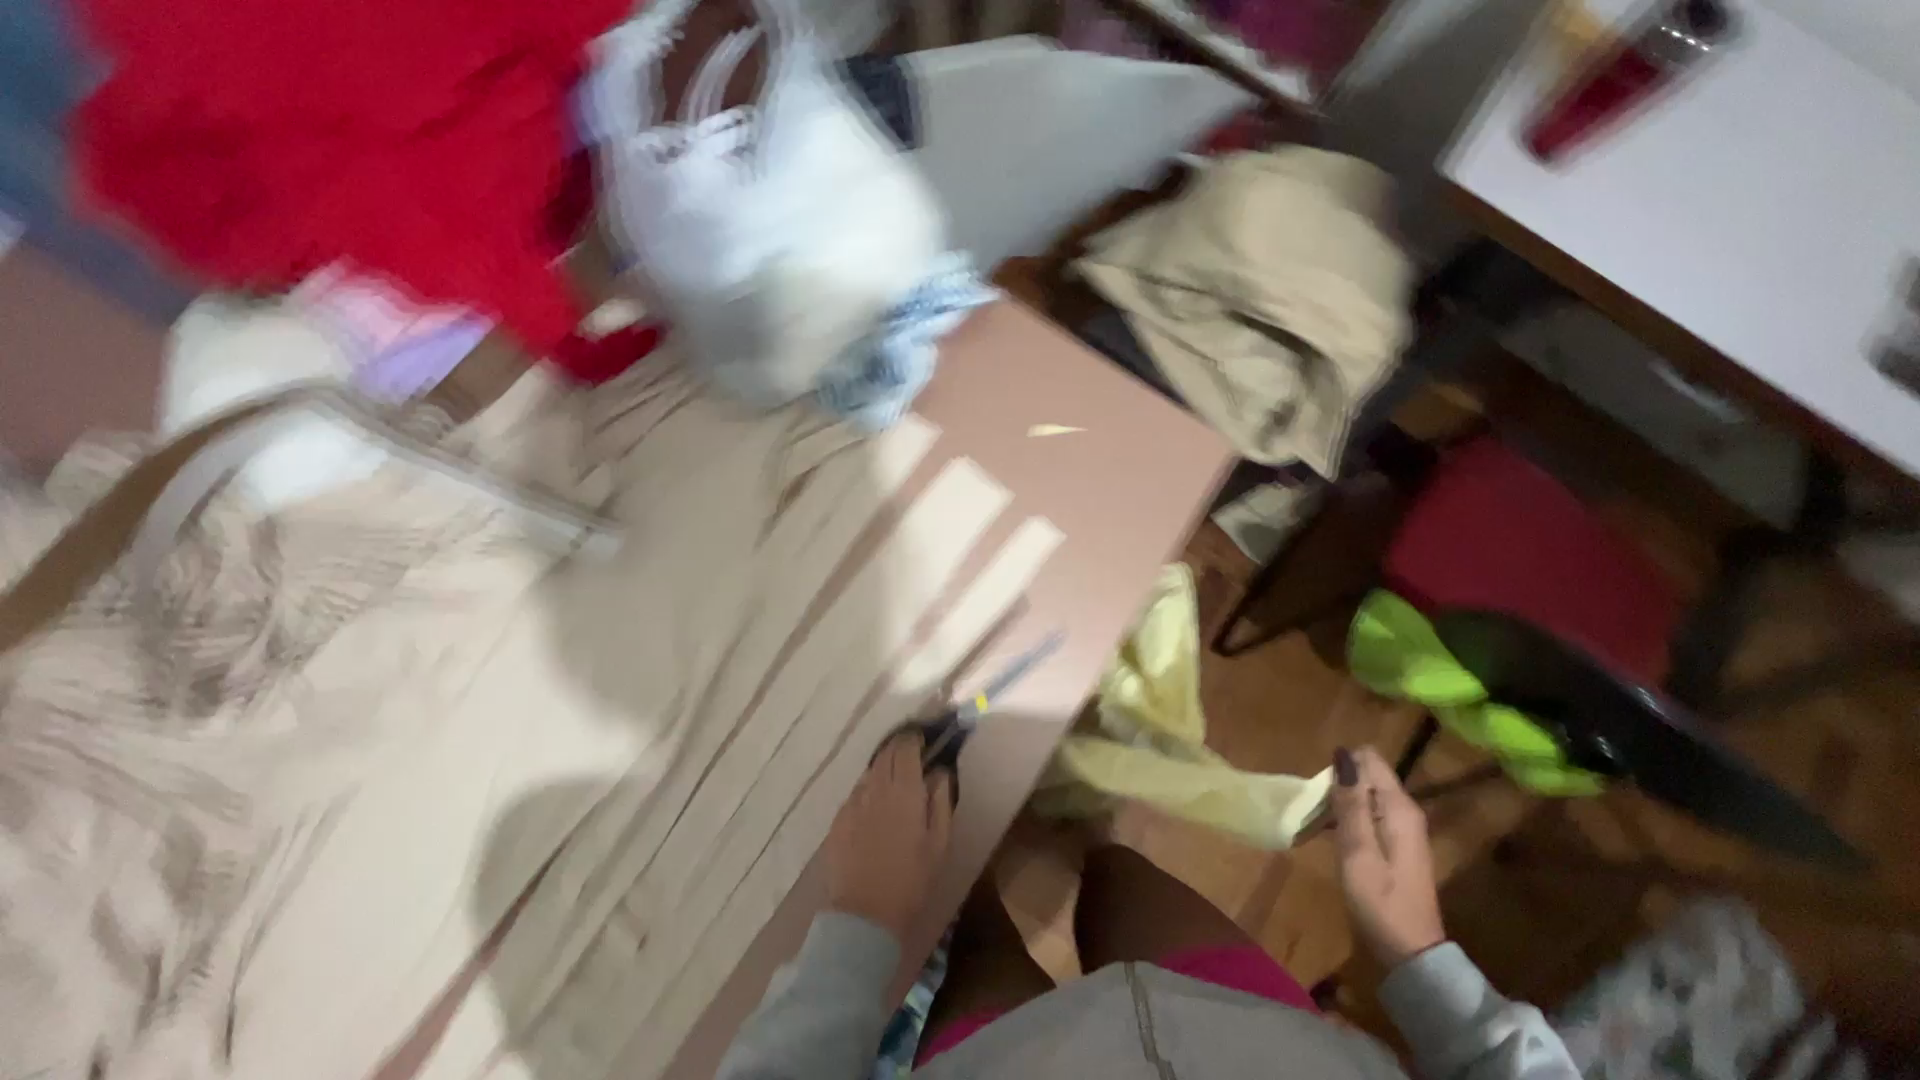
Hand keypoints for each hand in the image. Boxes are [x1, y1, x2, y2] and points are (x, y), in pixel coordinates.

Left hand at [824, 732, 954, 941]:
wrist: (864, 914)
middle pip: (885, 754)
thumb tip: (940, 772)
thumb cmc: (911, 880)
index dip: (914, 738)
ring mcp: (852, 803)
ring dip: (883, 769)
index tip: (923, 738)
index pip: (905, 748)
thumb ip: (941, 801)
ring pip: (870, 773)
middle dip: (898, 748)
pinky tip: (876, 808)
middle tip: (912, 754)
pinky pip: (856, 794)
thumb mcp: (939, 843)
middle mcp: (875, 789)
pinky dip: (869, 791)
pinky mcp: (838, 820)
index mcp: (904, 791)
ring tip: (896, 782)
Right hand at [1330, 746, 1446, 968]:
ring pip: (1364, 796)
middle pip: (1366, 776)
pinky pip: (1367, 816)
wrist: (1410, 951)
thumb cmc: (1380, 901)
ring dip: (1338, 804)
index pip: (1370, 759)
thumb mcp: (1358, 851)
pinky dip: (1346, 821)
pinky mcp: (1396, 845)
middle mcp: (1404, 811)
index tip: (1322, 794)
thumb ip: (1350, 804)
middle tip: (1315, 814)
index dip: (1341, 767)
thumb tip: (1343, 756)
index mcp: (1398, 808)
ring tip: (1315, 825)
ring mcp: (1402, 829)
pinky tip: (1329, 839)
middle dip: (1337, 785)